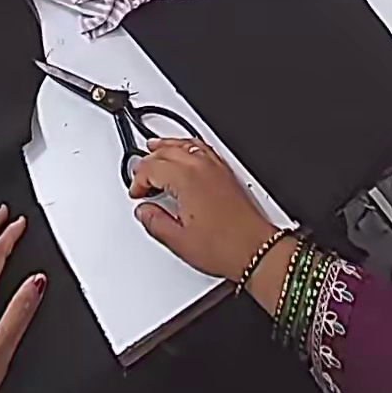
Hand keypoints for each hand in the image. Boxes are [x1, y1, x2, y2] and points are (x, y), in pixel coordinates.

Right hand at [128, 138, 280, 282]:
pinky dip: (187, 146)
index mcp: (185, 179)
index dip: (138, 179)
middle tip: (140, 178)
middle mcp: (200, 167)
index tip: (137, 193)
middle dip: (148, 162)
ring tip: (154, 148)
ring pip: (184, 144)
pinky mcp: (224, 170)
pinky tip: (183, 151)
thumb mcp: (178, 240)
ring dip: (166, 146)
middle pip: (166, 151)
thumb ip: (155, 221)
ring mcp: (214, 166)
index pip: (152, 167)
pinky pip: (201, 148)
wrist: (254, 248)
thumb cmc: (223, 245)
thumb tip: (144, 210)